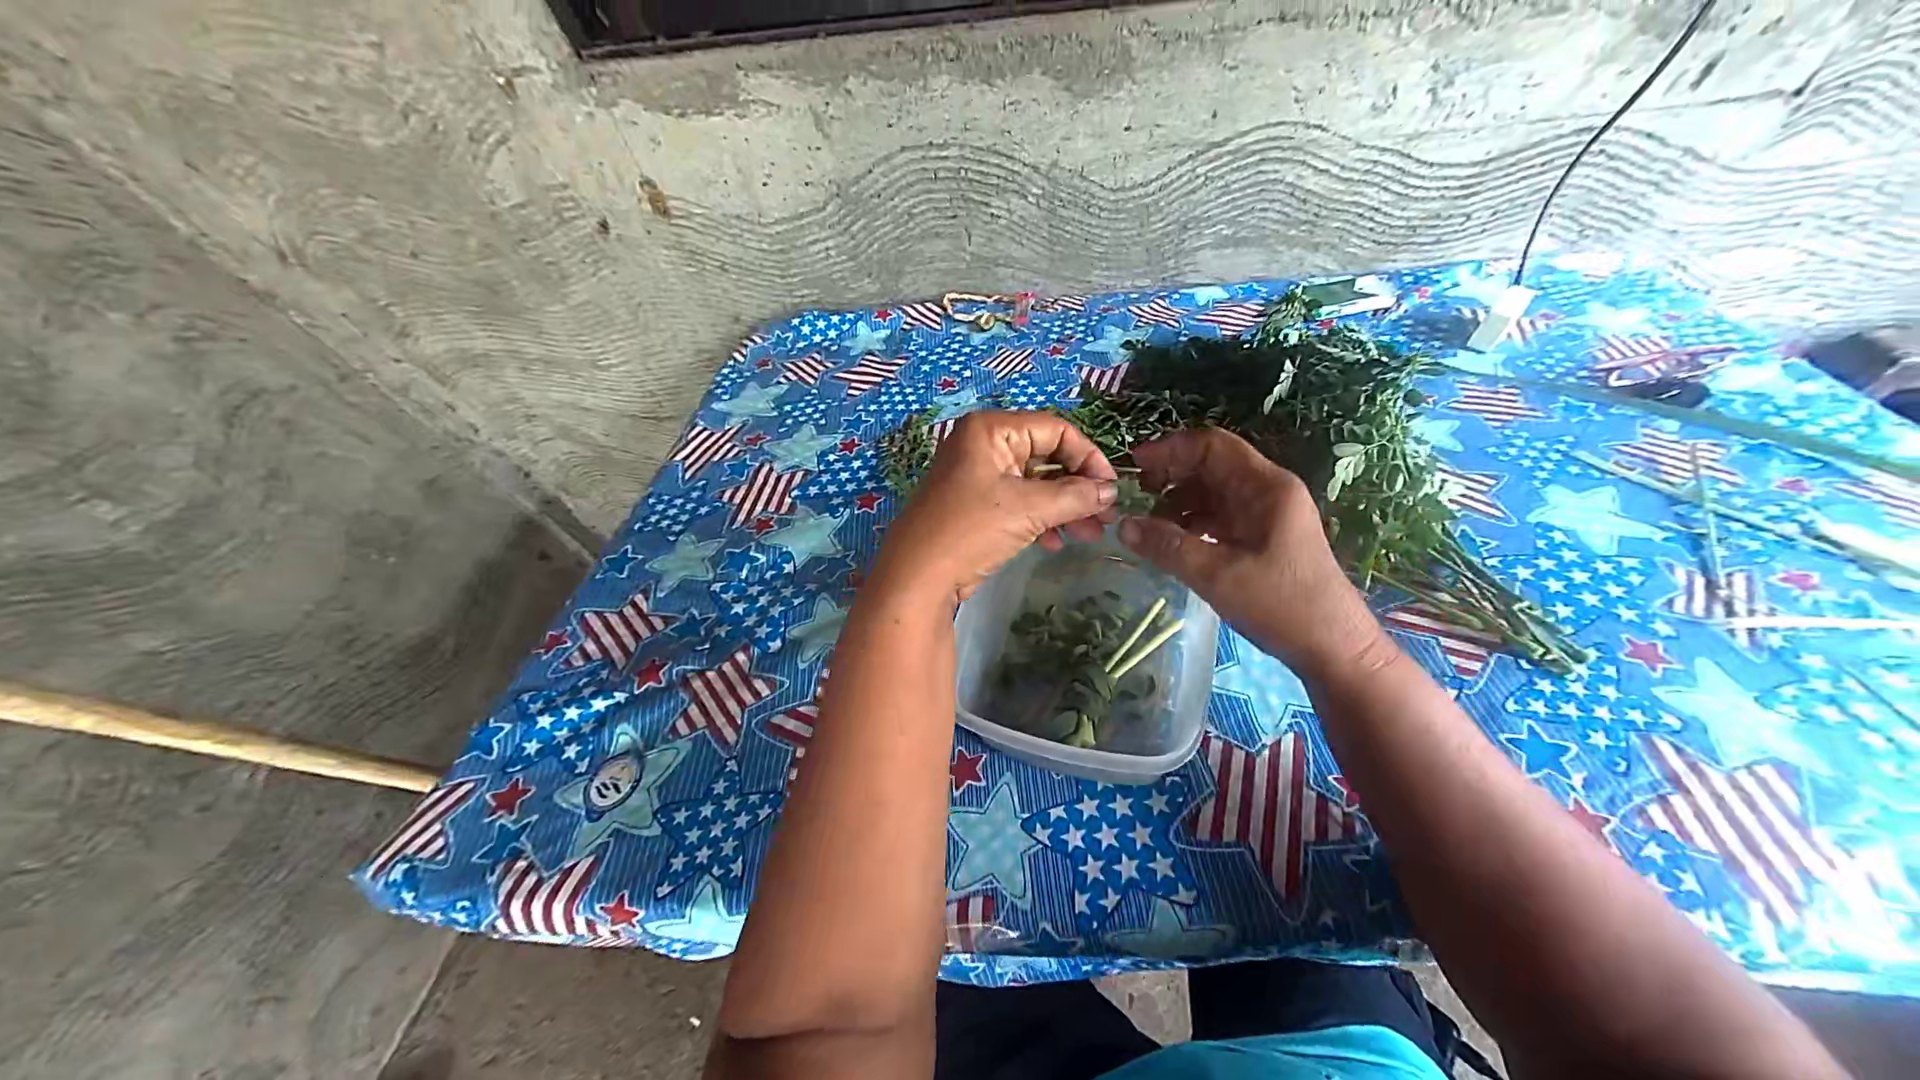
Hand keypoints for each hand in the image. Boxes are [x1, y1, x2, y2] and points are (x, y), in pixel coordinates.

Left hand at [875, 411, 1116, 604]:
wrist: (918, 577)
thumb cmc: (971, 529)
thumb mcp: (1028, 508)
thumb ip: (1076, 496)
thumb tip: (1111, 492)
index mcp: (991, 430)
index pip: (1056, 430)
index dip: (1088, 457)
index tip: (1110, 489)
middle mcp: (984, 445)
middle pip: (1047, 456)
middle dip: (1078, 488)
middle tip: (1106, 517)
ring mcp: (979, 476)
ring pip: (1035, 483)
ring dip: (1065, 508)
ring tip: (1089, 535)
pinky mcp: (977, 506)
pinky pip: (1019, 503)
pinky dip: (1041, 519)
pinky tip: (1056, 542)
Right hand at [1117, 427, 1389, 680]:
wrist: (1333, 647)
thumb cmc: (1281, 605)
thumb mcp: (1217, 575)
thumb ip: (1167, 547)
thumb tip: (1122, 526)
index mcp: (1265, 487)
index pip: (1212, 445)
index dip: (1170, 448)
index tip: (1134, 464)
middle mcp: (1267, 491)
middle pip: (1211, 465)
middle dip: (1171, 473)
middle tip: (1134, 493)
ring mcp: (1267, 515)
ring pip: (1214, 491)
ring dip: (1178, 500)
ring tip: (1147, 523)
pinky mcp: (1263, 537)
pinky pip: (1220, 515)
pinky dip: (1192, 521)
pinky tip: (1172, 541)